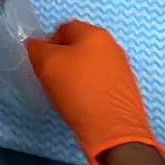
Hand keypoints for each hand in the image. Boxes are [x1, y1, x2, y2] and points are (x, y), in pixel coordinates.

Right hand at [25, 21, 164, 164]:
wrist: (115, 135)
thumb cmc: (80, 91)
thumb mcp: (47, 64)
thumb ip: (37, 48)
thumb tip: (37, 46)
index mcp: (95, 33)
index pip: (63, 29)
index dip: (49, 45)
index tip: (43, 65)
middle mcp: (112, 46)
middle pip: (78, 47)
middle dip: (63, 61)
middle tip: (54, 80)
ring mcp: (122, 69)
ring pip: (90, 66)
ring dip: (77, 76)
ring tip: (69, 95)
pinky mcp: (127, 92)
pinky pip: (101, 83)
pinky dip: (90, 90)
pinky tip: (84, 105)